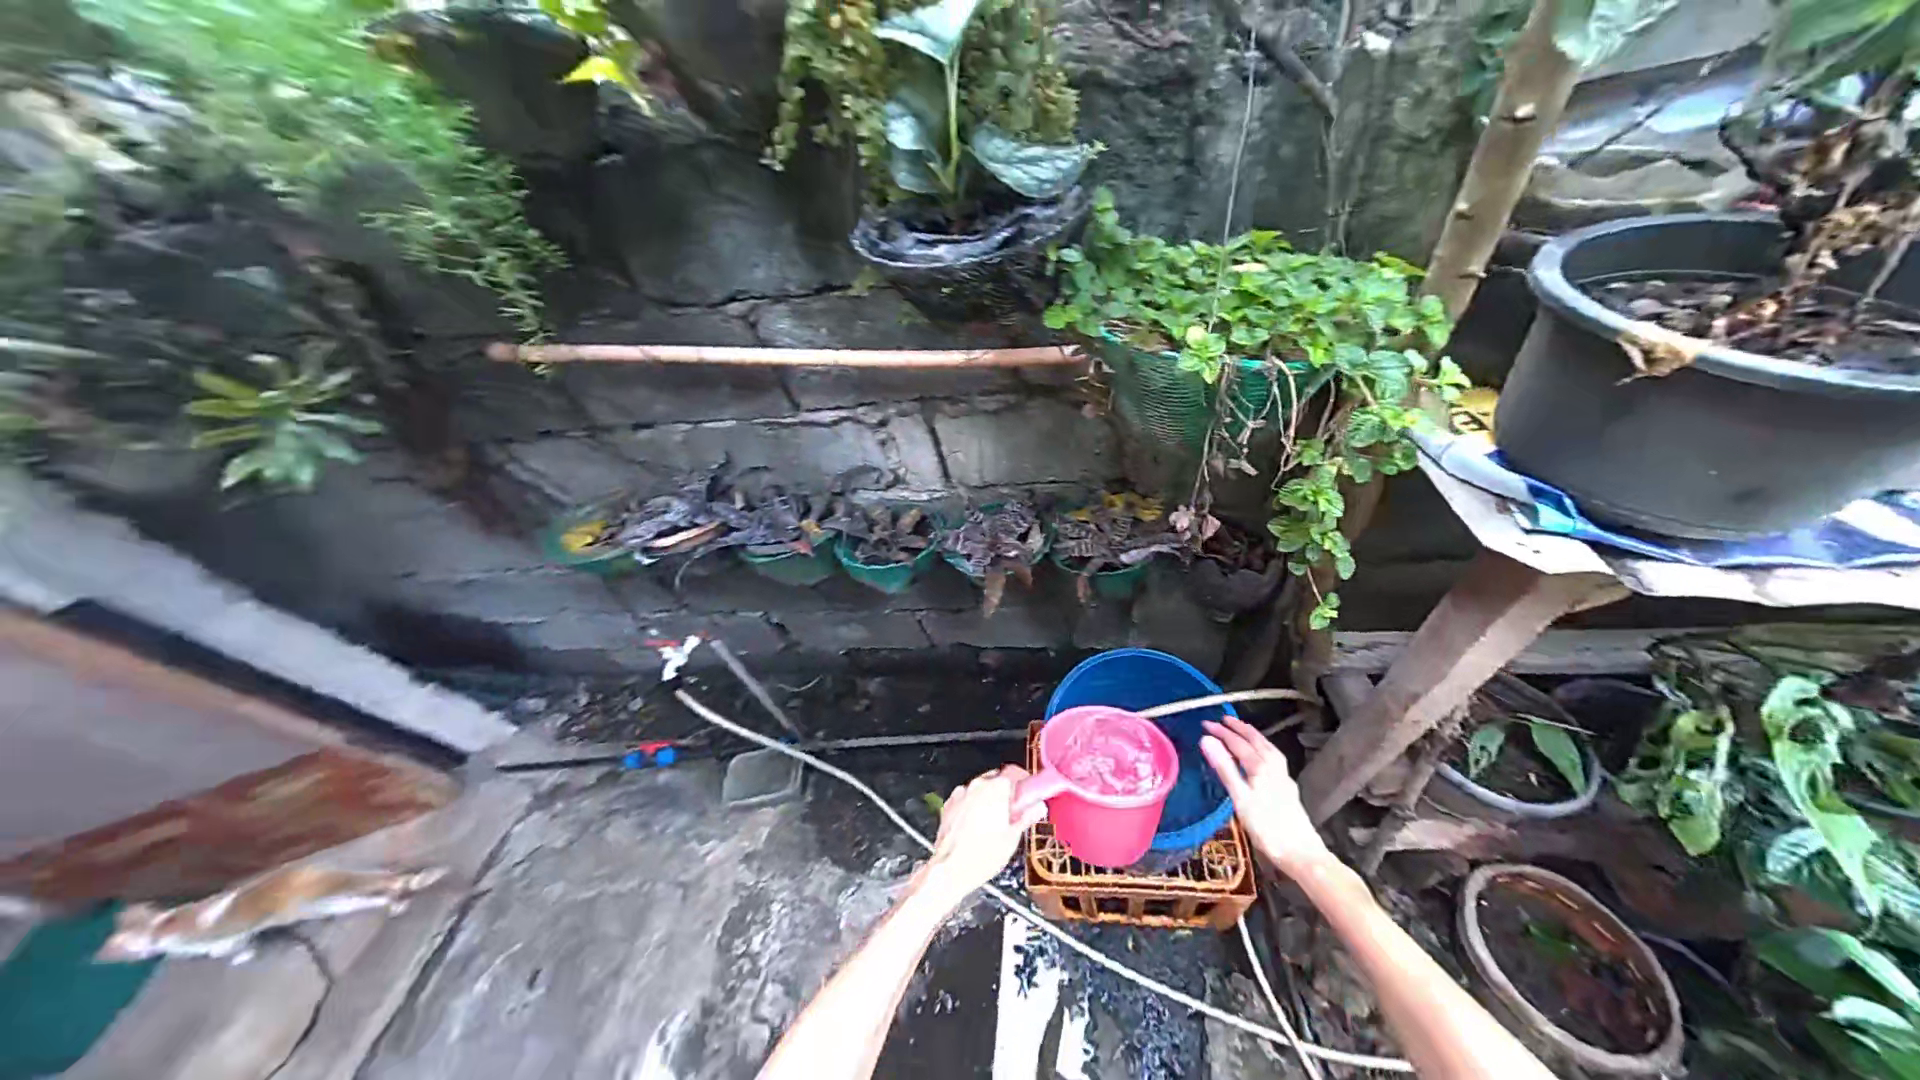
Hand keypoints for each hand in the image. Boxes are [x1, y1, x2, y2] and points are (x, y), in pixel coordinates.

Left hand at [918, 766, 1045, 906]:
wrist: (950, 869)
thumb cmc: (983, 855)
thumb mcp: (1013, 837)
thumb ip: (1026, 816)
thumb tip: (1038, 807)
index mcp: (996, 789)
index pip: (1014, 772)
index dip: (1024, 781)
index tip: (1028, 794)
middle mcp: (977, 785)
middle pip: (996, 778)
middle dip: (1006, 792)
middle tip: (1013, 812)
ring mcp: (960, 794)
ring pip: (980, 789)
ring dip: (988, 799)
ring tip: (993, 822)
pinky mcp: (948, 805)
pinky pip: (966, 799)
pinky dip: (972, 806)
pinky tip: (975, 826)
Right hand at [1201, 717, 1333, 878]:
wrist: (1302, 854)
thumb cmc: (1267, 829)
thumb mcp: (1240, 798)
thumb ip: (1224, 768)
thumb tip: (1207, 740)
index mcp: (1261, 767)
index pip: (1238, 743)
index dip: (1221, 732)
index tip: (1205, 724)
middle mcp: (1274, 767)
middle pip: (1256, 741)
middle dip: (1239, 729)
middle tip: (1223, 719)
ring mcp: (1283, 777)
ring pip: (1268, 748)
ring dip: (1253, 736)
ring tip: (1242, 730)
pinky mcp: (1287, 788)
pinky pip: (1273, 758)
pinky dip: (1263, 748)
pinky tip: (1261, 756)